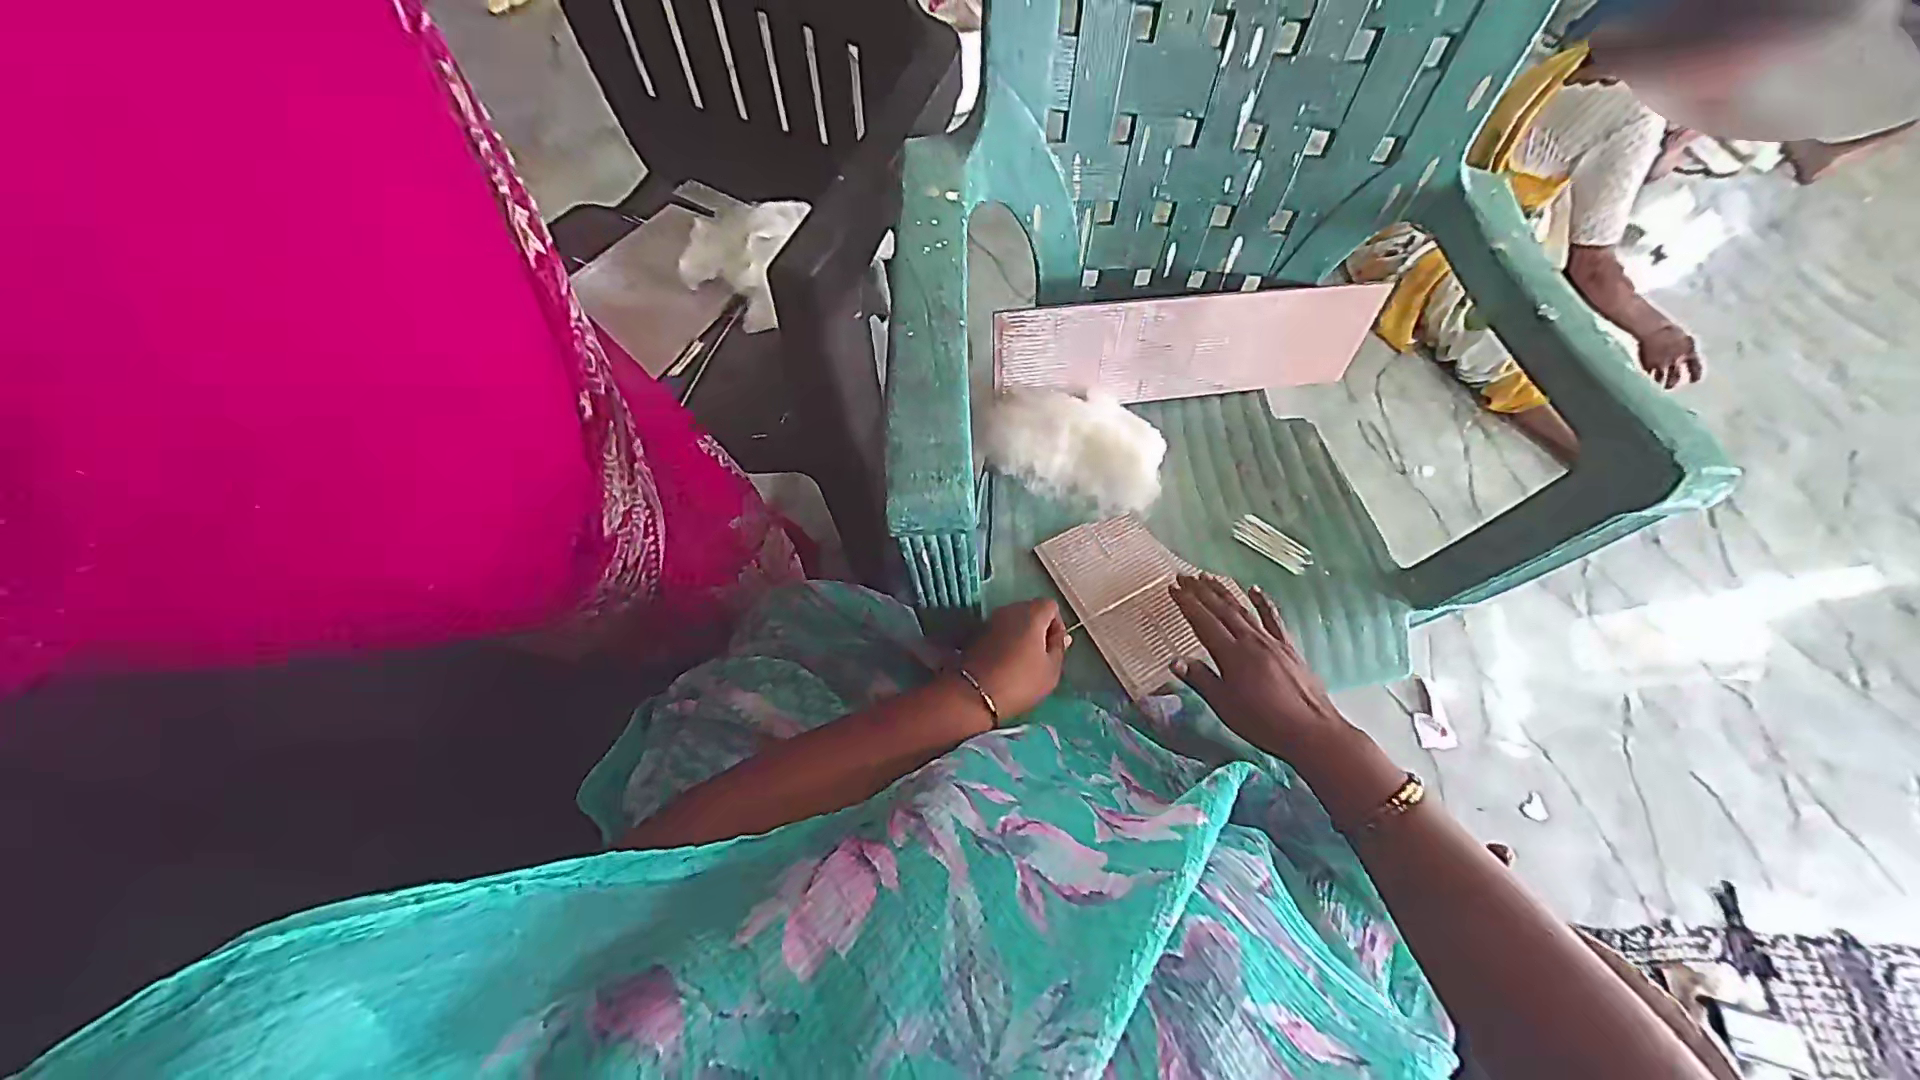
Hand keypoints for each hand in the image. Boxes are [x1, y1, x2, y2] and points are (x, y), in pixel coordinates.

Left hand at [961, 599, 1069, 719]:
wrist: (974, 694)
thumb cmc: (1020, 682)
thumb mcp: (1051, 670)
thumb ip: (1059, 648)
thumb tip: (1060, 636)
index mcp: (1031, 614)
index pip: (1051, 605)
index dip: (1057, 624)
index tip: (1055, 647)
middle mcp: (1009, 610)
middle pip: (1031, 610)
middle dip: (1039, 629)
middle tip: (1041, 656)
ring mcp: (990, 620)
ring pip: (1014, 621)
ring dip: (1021, 635)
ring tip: (1023, 662)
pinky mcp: (977, 633)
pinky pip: (999, 631)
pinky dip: (1006, 641)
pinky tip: (1006, 663)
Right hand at [1169, 576, 1406, 829]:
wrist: (1312, 731)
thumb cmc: (1263, 722)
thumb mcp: (1224, 705)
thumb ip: (1201, 679)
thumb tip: (1174, 660)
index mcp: (1232, 655)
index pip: (1203, 622)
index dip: (1186, 604)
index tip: (1173, 588)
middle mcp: (1251, 642)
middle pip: (1221, 610)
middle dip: (1200, 591)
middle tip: (1184, 575)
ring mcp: (1272, 642)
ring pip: (1243, 609)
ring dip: (1224, 591)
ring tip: (1208, 576)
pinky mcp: (1288, 647)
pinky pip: (1273, 618)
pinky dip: (1263, 602)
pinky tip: (1255, 590)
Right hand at [1637, 325, 1701, 389]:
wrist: (1653, 330)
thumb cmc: (1671, 332)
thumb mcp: (1686, 340)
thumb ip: (1688, 352)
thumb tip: (1687, 361)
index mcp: (1689, 354)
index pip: (1695, 368)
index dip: (1696, 375)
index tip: (1694, 381)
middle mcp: (1676, 362)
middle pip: (1674, 378)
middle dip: (1672, 384)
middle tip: (1670, 387)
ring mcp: (1660, 364)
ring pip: (1659, 378)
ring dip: (1659, 381)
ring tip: (1658, 383)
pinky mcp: (1647, 365)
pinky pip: (1649, 373)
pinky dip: (1649, 374)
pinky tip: (1649, 373)